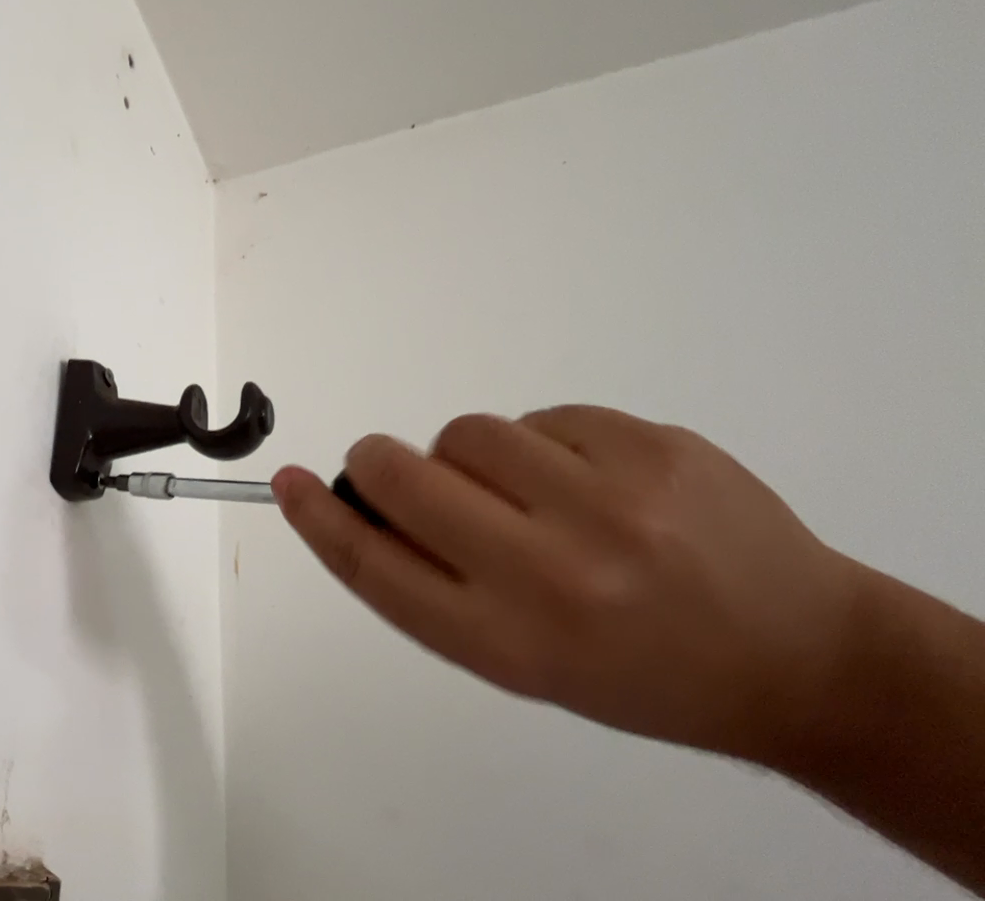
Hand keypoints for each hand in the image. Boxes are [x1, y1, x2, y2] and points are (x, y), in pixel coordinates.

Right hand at [274, 406, 867, 762]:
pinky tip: (592, 482)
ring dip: (472, 456)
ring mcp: (611, 503)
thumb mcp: (518, 658)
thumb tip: (352, 504)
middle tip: (399, 472)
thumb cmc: (634, 670)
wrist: (800, 659)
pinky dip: (544, 443)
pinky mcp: (655, 446)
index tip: (285, 481)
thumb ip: (427, 585)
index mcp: (508, 639)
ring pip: (467, 431)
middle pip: (400, 476)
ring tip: (530, 493)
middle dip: (380, 464)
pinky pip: (541, 416)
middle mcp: (552, 573)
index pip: (373, 565)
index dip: (317, 518)